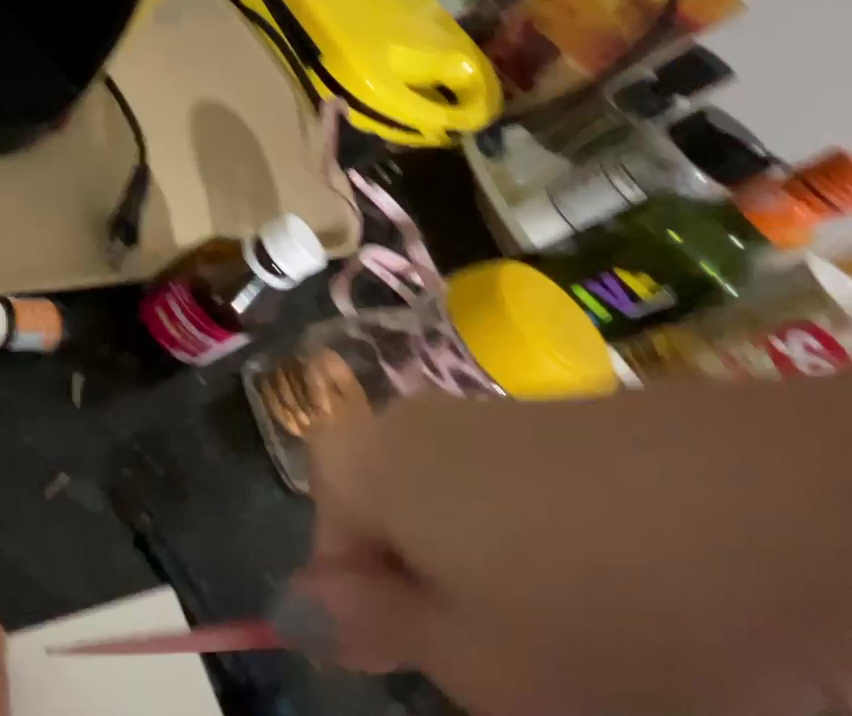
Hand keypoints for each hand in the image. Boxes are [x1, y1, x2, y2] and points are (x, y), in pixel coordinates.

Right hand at [285, 382, 851, 715]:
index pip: (323, 547)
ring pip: (458, 512)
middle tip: (503, 654)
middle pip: (388, 523)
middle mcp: (406, 425)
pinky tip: (628, 590)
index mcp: (359, 466)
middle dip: (432, 590)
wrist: (783, 505)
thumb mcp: (473, 659)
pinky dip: (554, 546)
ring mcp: (487, 417)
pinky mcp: (564, 419)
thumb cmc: (595, 602)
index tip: (430, 659)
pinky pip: (522, 494)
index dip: (368, 612)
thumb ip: (370, 628)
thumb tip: (294, 609)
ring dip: (496, 574)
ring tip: (577, 631)